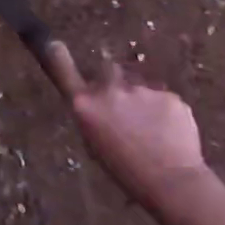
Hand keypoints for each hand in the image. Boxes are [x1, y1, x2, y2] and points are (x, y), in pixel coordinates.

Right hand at [42, 43, 208, 205]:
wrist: (172, 183)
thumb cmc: (126, 172)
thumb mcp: (95, 145)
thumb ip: (93, 116)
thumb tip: (99, 103)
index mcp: (85, 105)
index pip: (64, 70)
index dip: (57, 54)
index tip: (53, 42)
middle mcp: (109, 90)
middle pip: (108, 70)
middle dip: (114, 82)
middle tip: (126, 109)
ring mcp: (141, 89)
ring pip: (139, 86)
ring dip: (142, 100)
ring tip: (153, 131)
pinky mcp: (168, 94)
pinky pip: (163, 99)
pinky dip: (165, 112)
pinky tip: (170, 134)